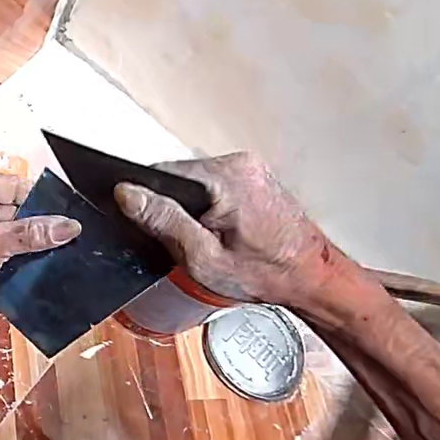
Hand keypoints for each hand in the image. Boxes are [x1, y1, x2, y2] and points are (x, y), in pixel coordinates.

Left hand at [0, 173, 81, 311]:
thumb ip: (32, 234)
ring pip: (10, 227)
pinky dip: (14, 251)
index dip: (40, 201)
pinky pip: (1, 242)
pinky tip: (26, 261)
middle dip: (33, 224)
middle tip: (54, 237)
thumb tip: (66, 226)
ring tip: (42, 250)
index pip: (17, 186)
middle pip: (16, 207)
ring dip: (24, 240)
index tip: (62, 216)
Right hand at [113, 152, 365, 319]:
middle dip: (172, 209)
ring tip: (208, 238)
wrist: (311, 276)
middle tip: (188, 241)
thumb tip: (128, 194)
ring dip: (189, 209)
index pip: (160, 174)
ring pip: (192, 182)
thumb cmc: (265, 273)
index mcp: (225, 178)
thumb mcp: (202, 257)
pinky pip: (211, 184)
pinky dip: (206, 206)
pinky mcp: (252, 175)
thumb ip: (163, 221)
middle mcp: (239, 163)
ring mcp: (248, 167)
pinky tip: (220, 230)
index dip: (148, 202)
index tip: (153, 227)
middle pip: (176, 177)